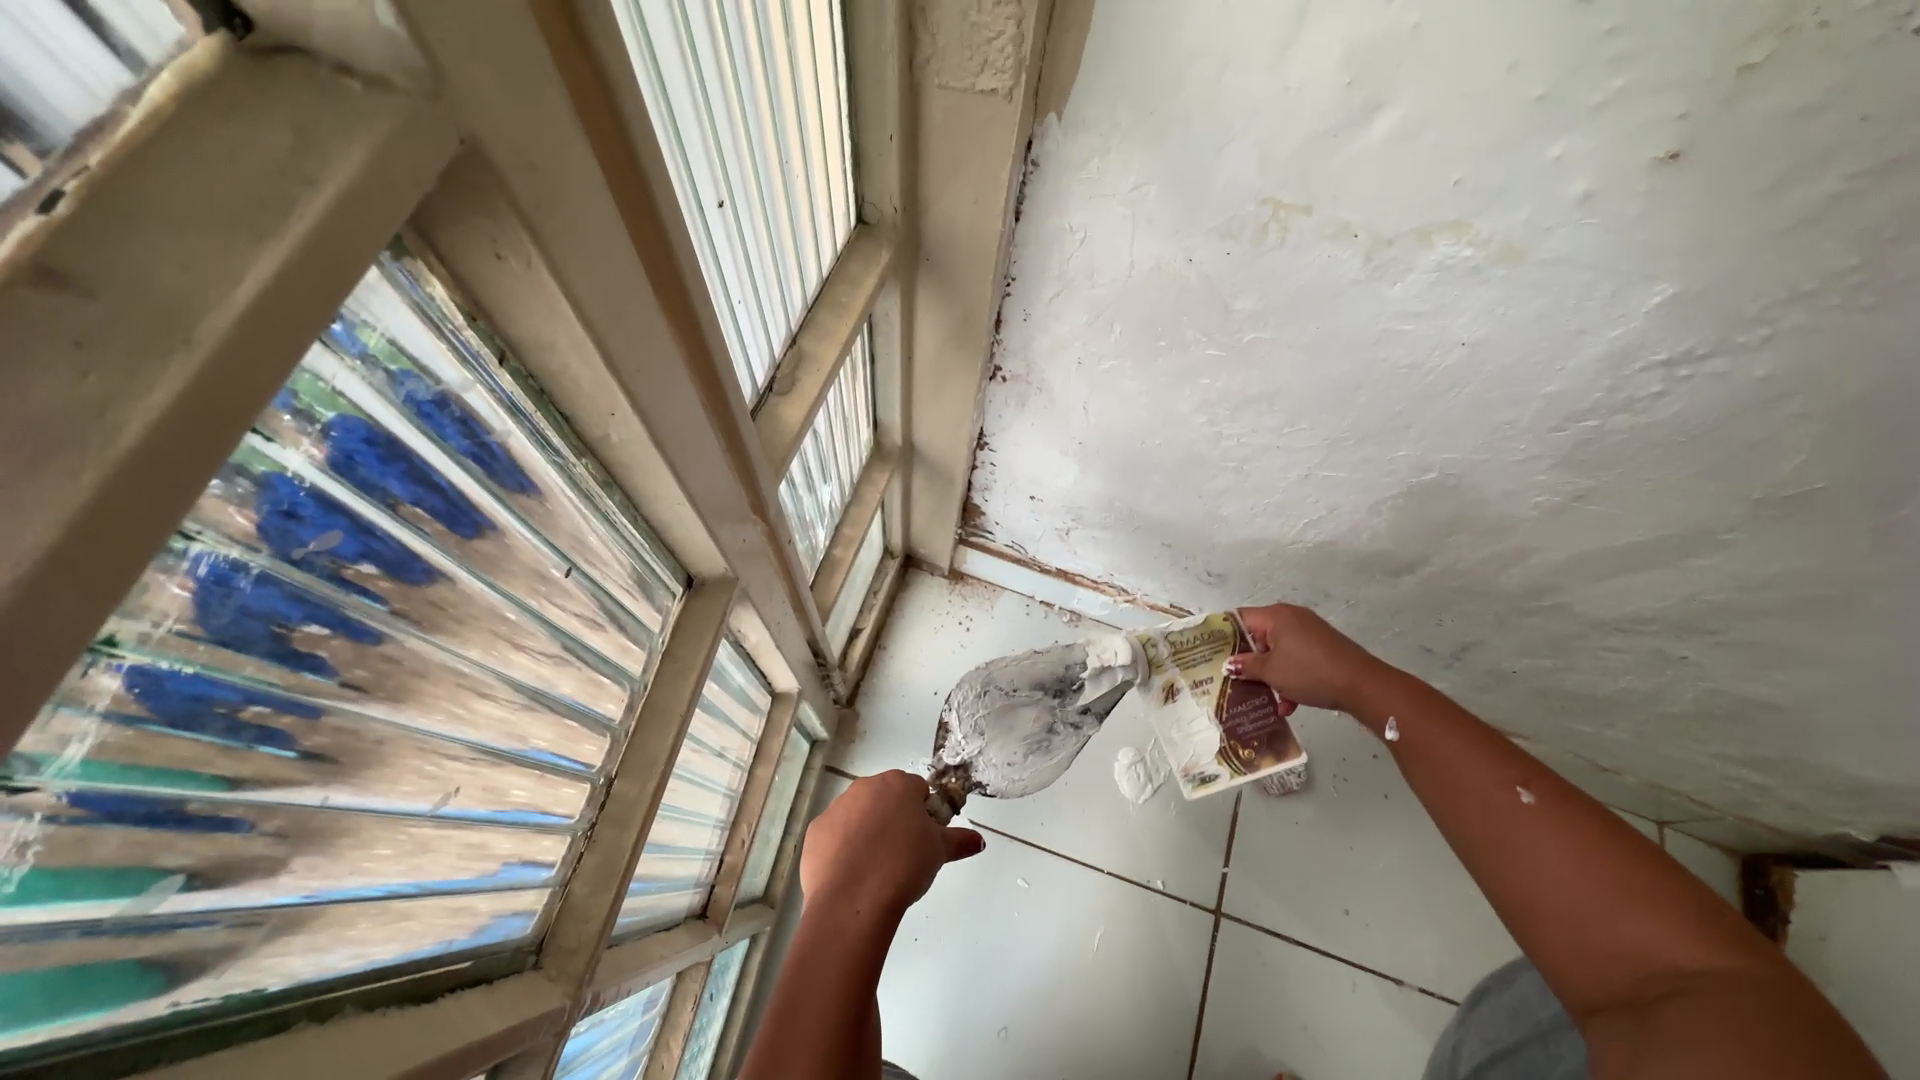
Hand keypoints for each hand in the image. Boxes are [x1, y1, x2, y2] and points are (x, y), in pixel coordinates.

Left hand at [800, 771, 984, 919]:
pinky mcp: (815, 832)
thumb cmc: (903, 866)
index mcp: (898, 784)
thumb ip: (959, 841)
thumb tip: (978, 840)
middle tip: (903, 855)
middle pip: (885, 799)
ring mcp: (836, 808)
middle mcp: (864, 787)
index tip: (924, 839)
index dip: (923, 814)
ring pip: (859, 815)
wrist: (854, 898)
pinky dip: (844, 850)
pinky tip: (852, 875)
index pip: (917, 790)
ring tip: (877, 869)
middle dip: (894, 820)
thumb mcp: (939, 853)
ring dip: (868, 833)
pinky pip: (836, 836)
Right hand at [1227, 603, 1393, 714]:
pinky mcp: (1321, 650)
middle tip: (1229, 679)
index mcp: (1276, 616)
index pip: (1239, 618)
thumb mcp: (1272, 672)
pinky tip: (1287, 706)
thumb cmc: (1310, 671)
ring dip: (1268, 677)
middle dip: (1246, 662)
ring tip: (1260, 699)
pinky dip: (1288, 680)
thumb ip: (1246, 666)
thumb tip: (1229, 664)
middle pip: (1257, 638)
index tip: (1208, 653)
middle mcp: (1291, 619)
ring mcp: (1308, 635)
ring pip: (1277, 654)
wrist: (1363, 685)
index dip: (1222, 635)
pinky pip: (1295, 661)